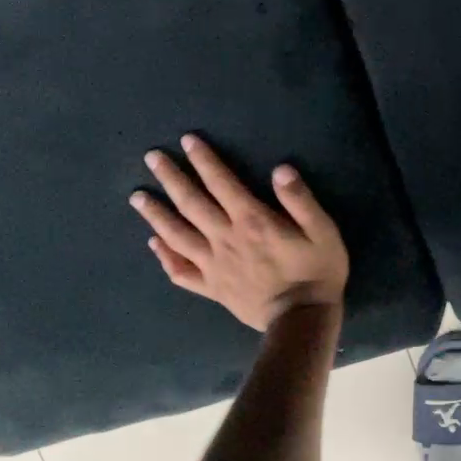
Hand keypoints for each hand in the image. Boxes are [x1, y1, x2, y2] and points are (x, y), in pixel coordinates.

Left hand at [129, 135, 349, 330]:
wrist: (302, 320)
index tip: (187, 140)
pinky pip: (181, 271)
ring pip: (177, 236)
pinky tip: (154, 244)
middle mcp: (225, 239)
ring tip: (138, 197)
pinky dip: (164, 256)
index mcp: (252, 221)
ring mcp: (214, 266)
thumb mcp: (322, 230)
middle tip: (152, 158)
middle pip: (191, 204)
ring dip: (156, 214)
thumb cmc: (317, 270)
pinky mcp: (212, 288)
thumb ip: (300, 199)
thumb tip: (280, 169)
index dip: (205, 160)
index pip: (222, 183)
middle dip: (171, 178)